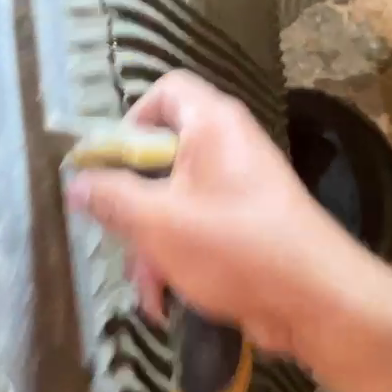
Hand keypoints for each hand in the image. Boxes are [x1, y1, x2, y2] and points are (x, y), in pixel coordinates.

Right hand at [66, 71, 372, 357]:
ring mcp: (240, 184)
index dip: (131, 120)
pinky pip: (198, 226)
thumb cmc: (233, 245)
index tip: (110, 166)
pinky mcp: (246, 222)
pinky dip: (178, 257)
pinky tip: (167, 300)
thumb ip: (112, 198)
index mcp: (212, 123)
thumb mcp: (158, 222)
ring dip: (152, 243)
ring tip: (149, 288)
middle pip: (163, 153)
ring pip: (175, 199)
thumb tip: (76, 181)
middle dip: (135, 204)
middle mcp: (228, 144)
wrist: (315, 298)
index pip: (166, 90)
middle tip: (121, 238)